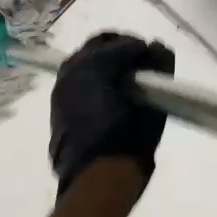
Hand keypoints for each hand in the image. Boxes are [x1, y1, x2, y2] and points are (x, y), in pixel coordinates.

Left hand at [48, 32, 174, 196]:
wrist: (98, 173)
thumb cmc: (130, 132)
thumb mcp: (154, 96)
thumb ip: (160, 63)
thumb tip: (156, 47)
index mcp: (98, 61)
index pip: (125, 43)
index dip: (140, 48)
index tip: (151, 58)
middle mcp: (75, 66)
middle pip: (101, 43)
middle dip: (120, 48)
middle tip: (137, 62)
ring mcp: (62, 84)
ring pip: (85, 58)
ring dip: (104, 62)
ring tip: (121, 79)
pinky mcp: (57, 102)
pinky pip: (76, 78)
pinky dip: (91, 78)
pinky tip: (105, 92)